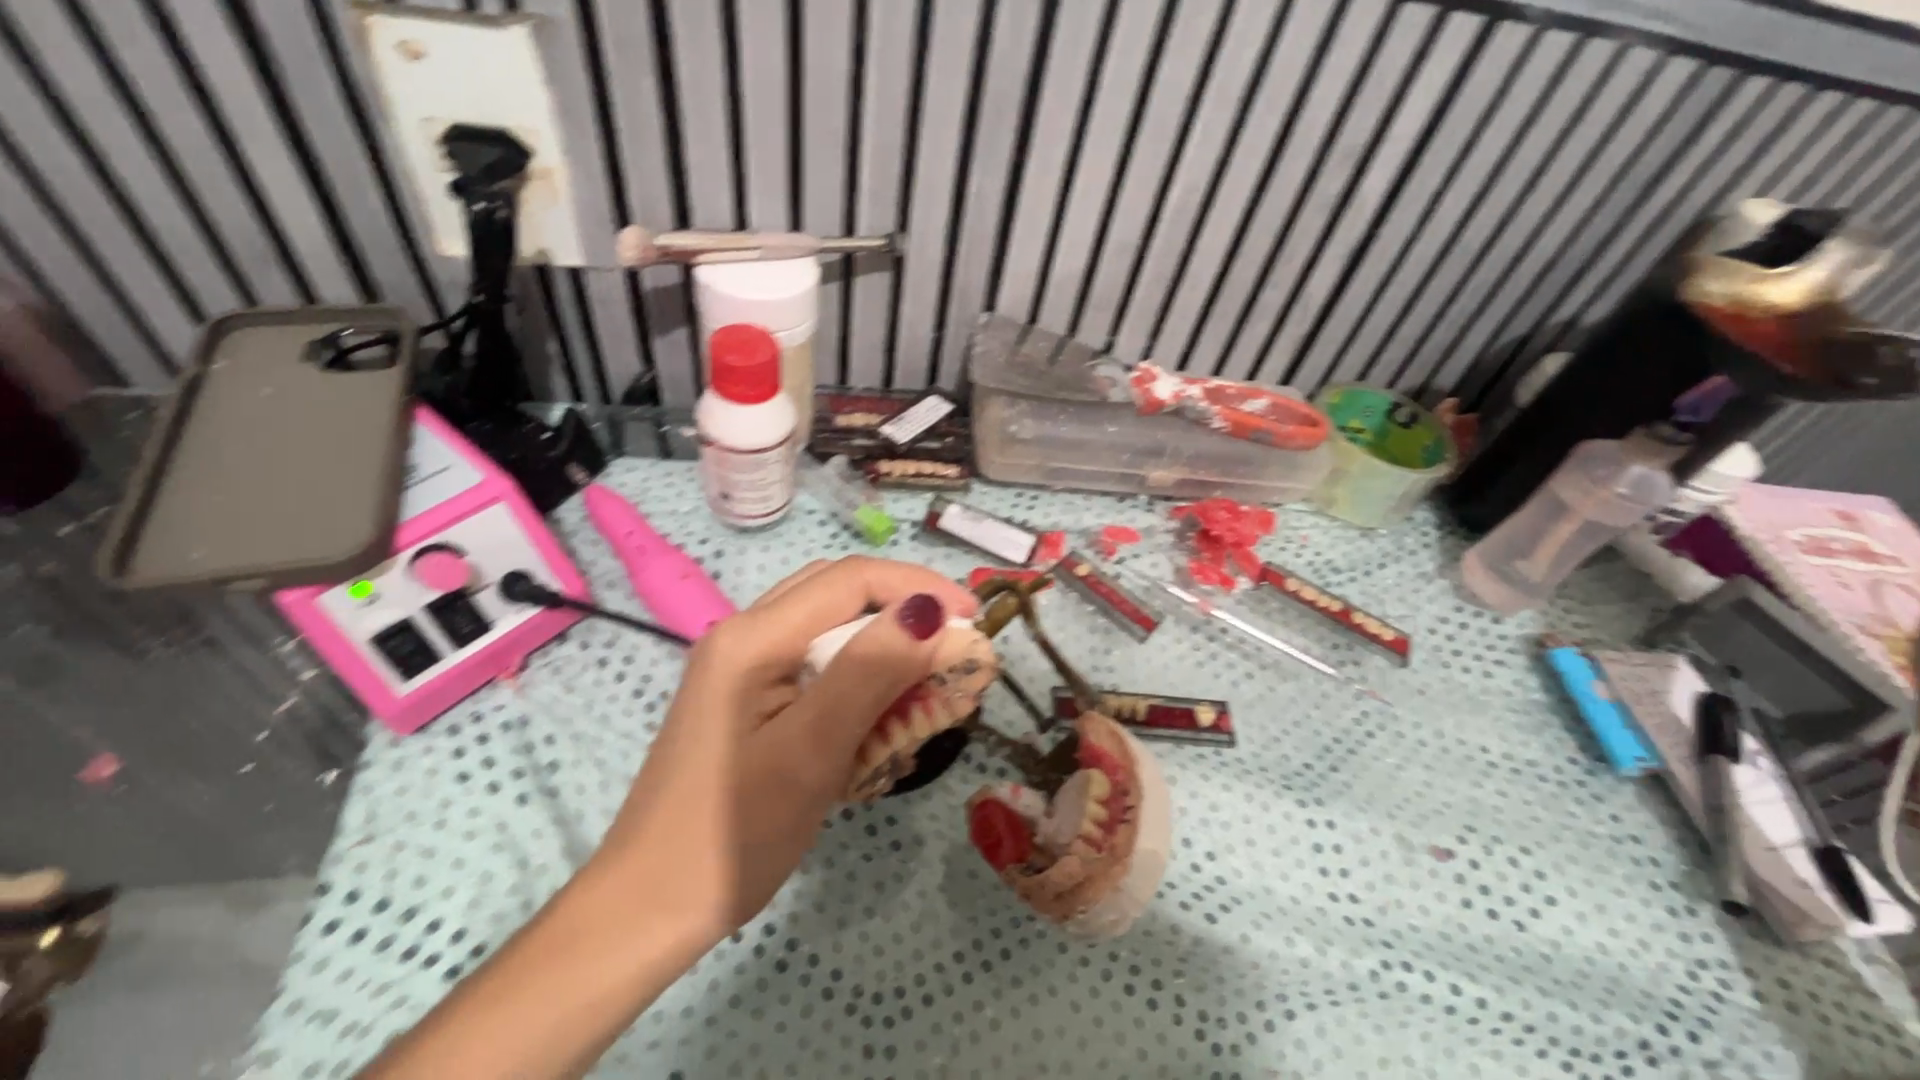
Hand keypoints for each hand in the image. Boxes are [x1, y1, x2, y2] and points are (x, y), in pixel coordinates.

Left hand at [585, 555, 979, 943]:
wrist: (651, 907)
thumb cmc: (734, 833)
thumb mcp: (812, 751)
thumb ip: (870, 672)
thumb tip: (930, 612)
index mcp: (752, 638)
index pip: (852, 580)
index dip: (920, 589)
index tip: (977, 621)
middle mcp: (742, 637)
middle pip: (839, 595)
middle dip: (905, 612)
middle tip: (956, 649)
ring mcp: (740, 671)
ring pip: (828, 632)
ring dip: (884, 648)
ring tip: (929, 684)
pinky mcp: (746, 703)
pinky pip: (813, 669)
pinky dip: (858, 680)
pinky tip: (881, 719)